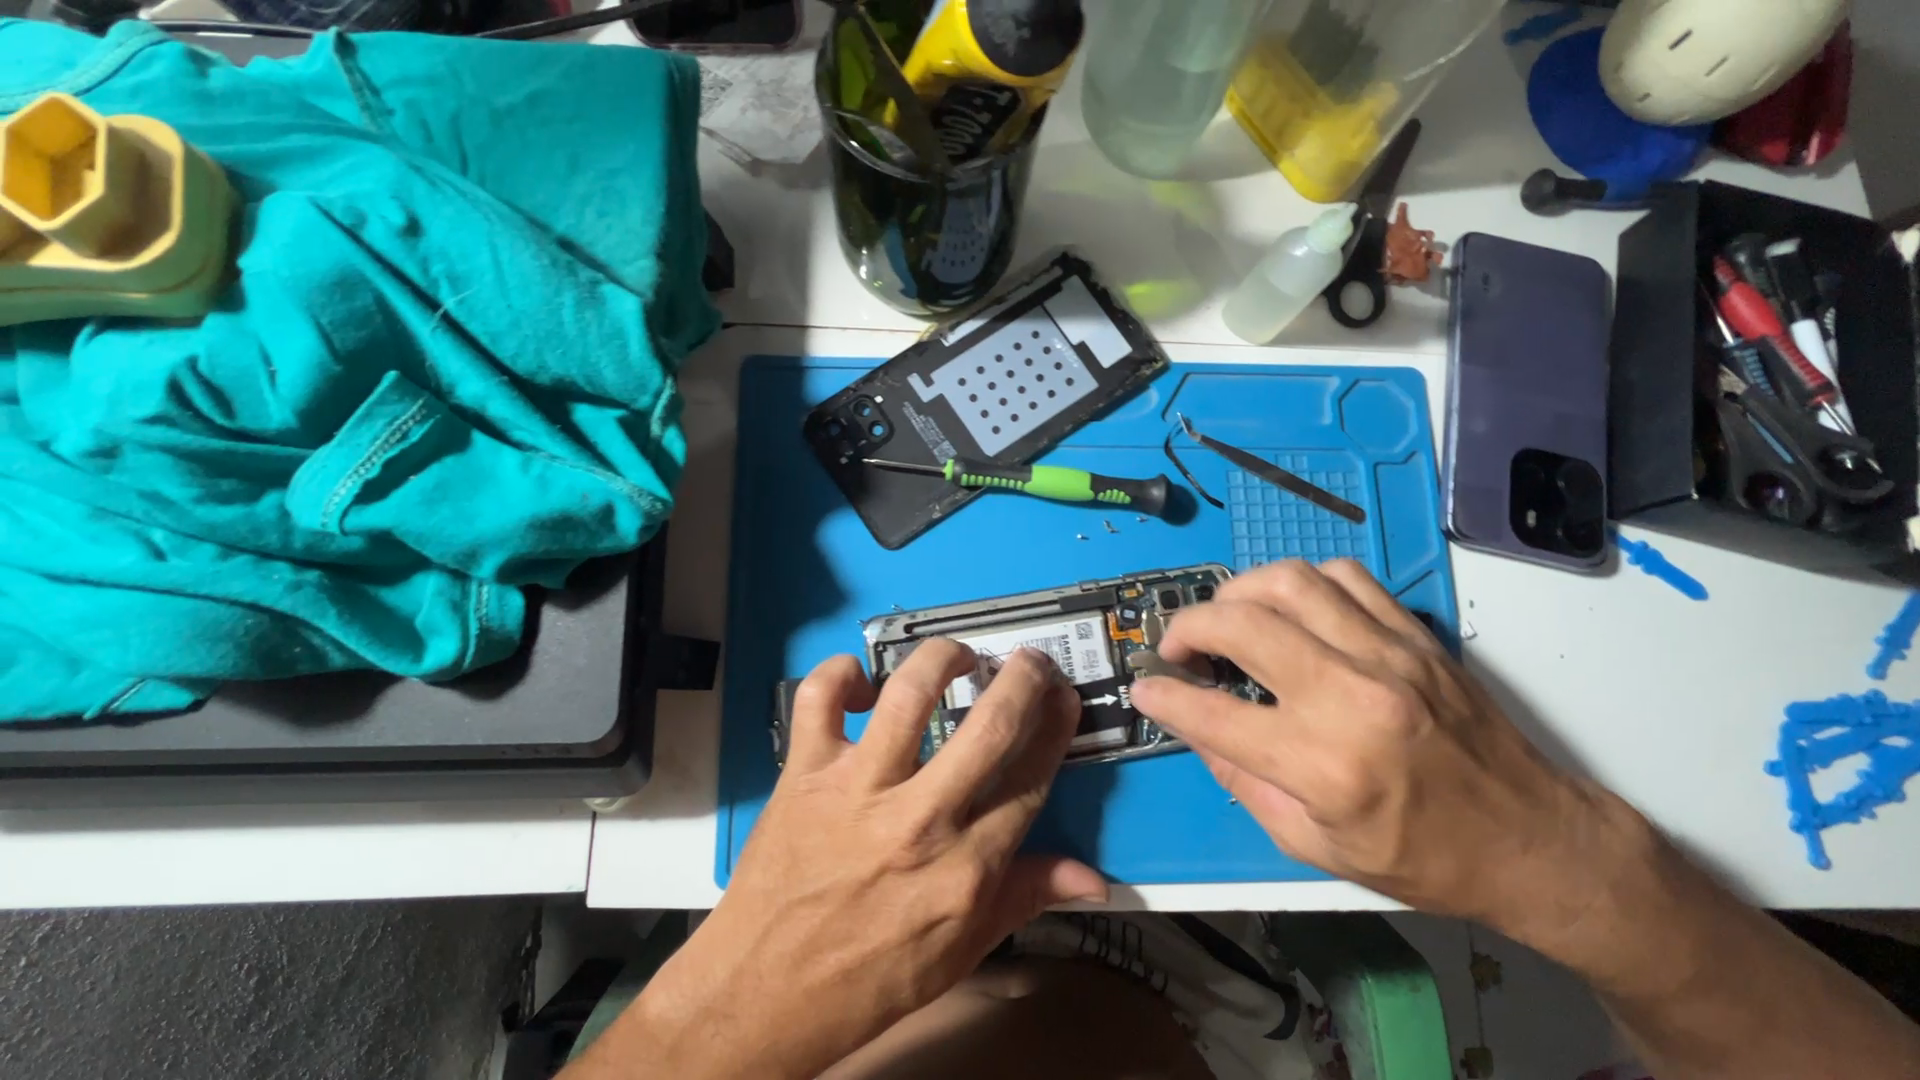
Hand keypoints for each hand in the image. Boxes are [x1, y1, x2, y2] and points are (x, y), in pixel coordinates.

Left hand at [591, 642, 1105, 1079]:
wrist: (764, 994)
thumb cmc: (870, 978)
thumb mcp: (960, 952)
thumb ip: (1024, 898)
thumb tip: (1095, 878)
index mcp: (966, 867)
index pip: (1030, 778)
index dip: (1055, 728)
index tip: (1064, 697)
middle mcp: (919, 818)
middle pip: (989, 727)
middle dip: (1022, 680)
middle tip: (1030, 660)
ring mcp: (857, 789)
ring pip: (910, 695)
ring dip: (943, 659)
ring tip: (958, 654)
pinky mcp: (804, 774)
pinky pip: (820, 699)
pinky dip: (839, 674)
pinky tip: (861, 682)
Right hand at [1131, 560, 1645, 947]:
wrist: (1534, 842)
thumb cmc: (1421, 859)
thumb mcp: (1314, 845)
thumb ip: (1243, 781)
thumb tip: (1195, 728)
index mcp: (1322, 764)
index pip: (1212, 713)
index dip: (1164, 697)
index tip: (1145, 688)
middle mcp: (1350, 695)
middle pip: (1240, 624)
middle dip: (1187, 628)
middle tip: (1178, 648)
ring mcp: (1388, 654)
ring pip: (1288, 582)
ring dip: (1238, 592)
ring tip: (1228, 618)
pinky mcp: (1415, 635)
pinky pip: (1344, 576)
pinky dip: (1301, 583)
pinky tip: (1292, 610)